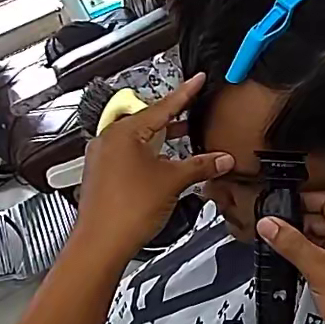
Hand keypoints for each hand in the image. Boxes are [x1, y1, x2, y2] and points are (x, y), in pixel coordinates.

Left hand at [74, 73, 232, 253]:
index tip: (196, 80)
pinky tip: (167, 165)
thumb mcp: (174, 181)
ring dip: (165, 140)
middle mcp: (109, 141)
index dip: (185, 93)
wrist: (102, 243)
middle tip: (195, 110)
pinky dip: (153, 156)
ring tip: (187, 139)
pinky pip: (133, 156)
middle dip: (176, 119)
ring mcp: (104, 158)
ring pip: (141, 140)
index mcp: (124, 133)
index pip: (162, 106)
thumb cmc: (126, 211)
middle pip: (150, 121)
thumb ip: (201, 165)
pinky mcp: (105, 175)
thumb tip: (222, 159)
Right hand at [257, 193, 324, 323]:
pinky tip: (297, 262)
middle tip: (272, 228)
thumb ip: (291, 243)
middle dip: (299, 221)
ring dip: (305, 239)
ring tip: (279, 245)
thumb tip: (268, 223)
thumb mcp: (317, 269)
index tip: (278, 205)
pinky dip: (314, 254)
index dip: (302, 200)